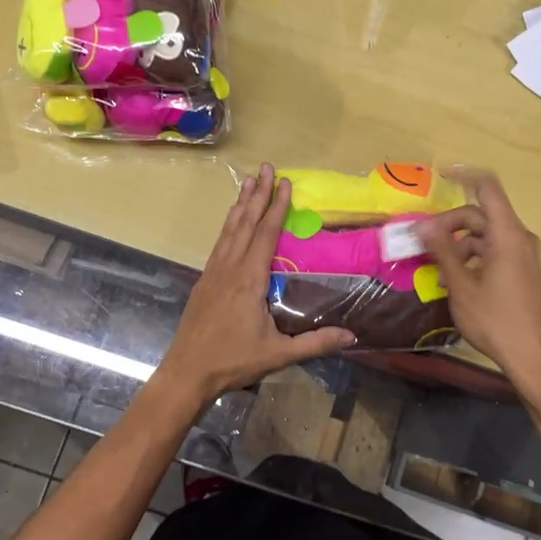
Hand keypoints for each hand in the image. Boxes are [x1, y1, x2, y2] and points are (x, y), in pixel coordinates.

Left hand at [156, 164, 355, 405]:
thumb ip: (315, 343)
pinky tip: (232, 220)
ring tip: (249, 181)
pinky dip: (229, 225)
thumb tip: (352, 336)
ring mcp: (213, 273)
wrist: (187, 372)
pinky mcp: (205, 281)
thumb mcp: (278, 354)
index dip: (276, 207)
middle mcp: (229, 268)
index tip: (285, 183)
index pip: (265, 235)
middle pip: (245, 223)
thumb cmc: (233, 361)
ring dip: (241, 204)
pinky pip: (220, 243)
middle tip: (267, 167)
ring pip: (229, 230)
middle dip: (258, 194)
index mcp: (249, 280)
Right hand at [416, 173, 540, 401]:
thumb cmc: (494, 319)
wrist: (530, 355)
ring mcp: (524, 254)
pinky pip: (494, 249)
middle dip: (449, 223)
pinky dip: (472, 254)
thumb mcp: (460, 285)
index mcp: (507, 235)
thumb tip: (423, 225)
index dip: (463, 175)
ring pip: (486, 234)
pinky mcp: (523, 270)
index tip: (438, 176)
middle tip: (422, 242)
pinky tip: (454, 276)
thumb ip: (442, 251)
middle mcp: (520, 238)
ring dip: (459, 241)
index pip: (487, 187)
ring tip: (435, 263)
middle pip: (481, 214)